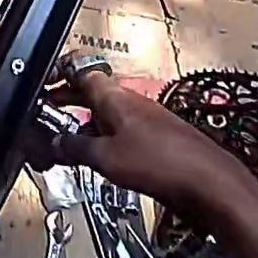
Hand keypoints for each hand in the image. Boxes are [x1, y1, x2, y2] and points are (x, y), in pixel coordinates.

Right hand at [51, 66, 257, 228]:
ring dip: (88, 123)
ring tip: (74, 144)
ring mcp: (147, 117)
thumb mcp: (105, 159)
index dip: (58, 75)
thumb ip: (75, 148)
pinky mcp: (161, 137)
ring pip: (108, 112)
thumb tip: (57, 144)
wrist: (212, 185)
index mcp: (112, 96)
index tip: (44, 84)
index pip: (78, 71)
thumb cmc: (163, 164)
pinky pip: (125, 129)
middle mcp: (130, 100)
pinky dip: (108, 138)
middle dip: (69, 101)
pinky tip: (106, 160)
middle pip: (91, 92)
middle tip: (51, 112)